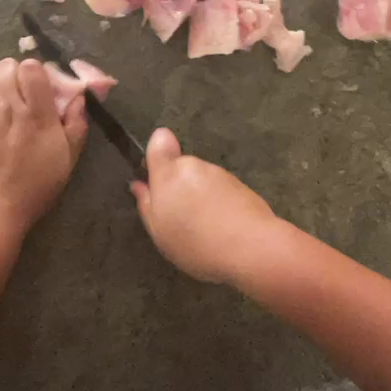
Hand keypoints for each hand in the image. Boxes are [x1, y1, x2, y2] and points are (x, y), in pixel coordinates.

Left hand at [0, 58, 87, 234]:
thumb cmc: (37, 185)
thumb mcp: (68, 158)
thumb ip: (76, 124)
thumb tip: (78, 96)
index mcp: (37, 115)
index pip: (31, 68)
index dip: (36, 71)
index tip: (39, 84)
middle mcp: (9, 108)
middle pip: (7, 66)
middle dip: (16, 73)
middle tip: (21, 91)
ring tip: (1, 98)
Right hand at [129, 128, 283, 284]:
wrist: (252, 247)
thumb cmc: (196, 242)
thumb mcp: (160, 231)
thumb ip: (146, 204)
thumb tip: (138, 184)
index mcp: (169, 173)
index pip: (159, 142)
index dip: (157, 153)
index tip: (156, 177)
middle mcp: (194, 166)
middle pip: (181, 168)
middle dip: (180, 187)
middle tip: (181, 219)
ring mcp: (221, 174)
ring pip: (202, 181)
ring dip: (201, 198)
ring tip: (205, 230)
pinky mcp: (242, 186)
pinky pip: (222, 192)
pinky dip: (220, 205)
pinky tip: (224, 230)